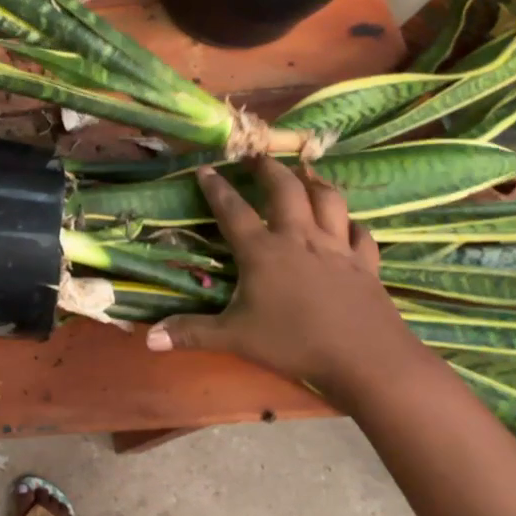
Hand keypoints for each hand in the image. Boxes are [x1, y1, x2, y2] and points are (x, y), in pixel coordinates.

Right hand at [146, 156, 421, 393]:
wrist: (369, 360)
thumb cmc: (295, 343)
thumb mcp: (235, 338)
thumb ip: (191, 332)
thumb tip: (146, 339)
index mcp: (263, 251)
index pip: (233, 210)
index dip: (216, 187)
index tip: (205, 168)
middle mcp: (299, 239)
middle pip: (285, 190)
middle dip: (269, 168)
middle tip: (256, 156)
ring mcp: (337, 248)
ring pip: (328, 201)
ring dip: (315, 183)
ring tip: (305, 173)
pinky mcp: (366, 265)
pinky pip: (361, 234)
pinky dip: (352, 224)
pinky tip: (348, 224)